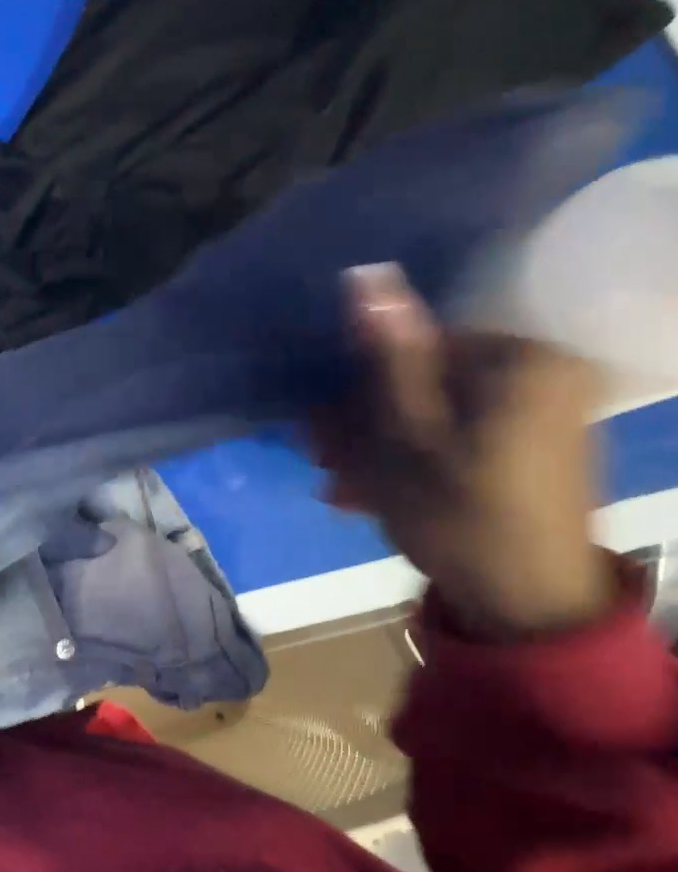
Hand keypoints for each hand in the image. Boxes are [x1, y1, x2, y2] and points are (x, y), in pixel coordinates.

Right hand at [314, 263, 611, 637]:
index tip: (323, 434)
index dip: (360, 386)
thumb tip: (367, 275)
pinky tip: (380, 489)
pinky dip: (415, 455)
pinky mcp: (538, 437)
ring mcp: (547, 405)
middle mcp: (545, 369)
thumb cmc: (458, 514)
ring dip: (379, 444)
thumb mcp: (404, 435)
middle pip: (425, 376)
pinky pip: (458, 429)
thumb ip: (389, 357)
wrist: (527, 596)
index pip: (417, 342)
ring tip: (351, 486)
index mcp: (521, 359)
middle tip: (331, 465)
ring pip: (434, 406)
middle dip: (366, 420)